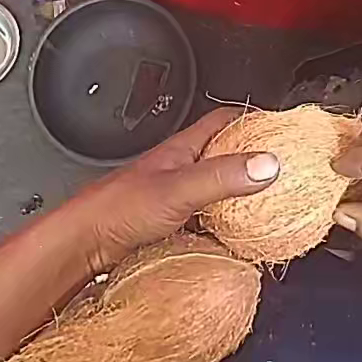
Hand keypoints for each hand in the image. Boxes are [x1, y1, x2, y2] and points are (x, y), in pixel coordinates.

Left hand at [60, 107, 278, 273]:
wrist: (83, 243)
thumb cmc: (116, 208)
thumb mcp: (179, 189)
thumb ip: (223, 176)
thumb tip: (267, 164)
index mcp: (182, 149)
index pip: (223, 120)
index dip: (252, 119)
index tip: (278, 130)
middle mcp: (179, 168)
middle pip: (224, 155)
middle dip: (251, 160)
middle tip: (278, 172)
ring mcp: (174, 195)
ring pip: (215, 187)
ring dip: (238, 194)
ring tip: (262, 205)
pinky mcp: (169, 221)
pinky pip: (206, 216)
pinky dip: (222, 223)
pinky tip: (231, 235)